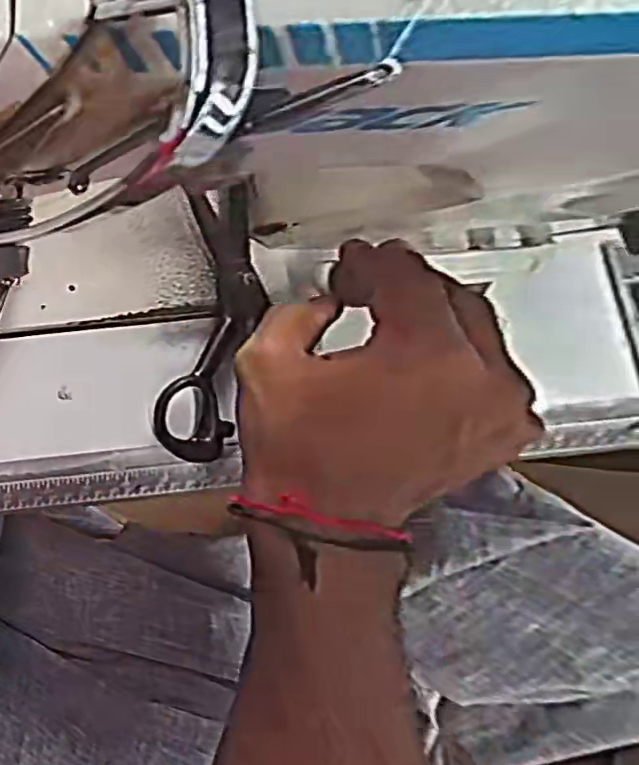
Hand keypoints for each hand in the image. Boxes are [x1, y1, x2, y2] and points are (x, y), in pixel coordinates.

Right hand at [235, 239, 543, 526]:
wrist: (322, 507)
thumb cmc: (296, 448)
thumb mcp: (263, 364)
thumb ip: (294, 315)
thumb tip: (320, 303)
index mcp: (421, 353)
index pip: (408, 283)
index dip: (377, 263)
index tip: (360, 257)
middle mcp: (477, 375)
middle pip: (455, 301)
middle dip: (410, 284)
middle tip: (373, 279)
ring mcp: (499, 406)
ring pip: (480, 336)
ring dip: (436, 319)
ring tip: (394, 318)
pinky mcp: (502, 429)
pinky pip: (491, 375)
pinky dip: (457, 358)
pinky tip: (420, 361)